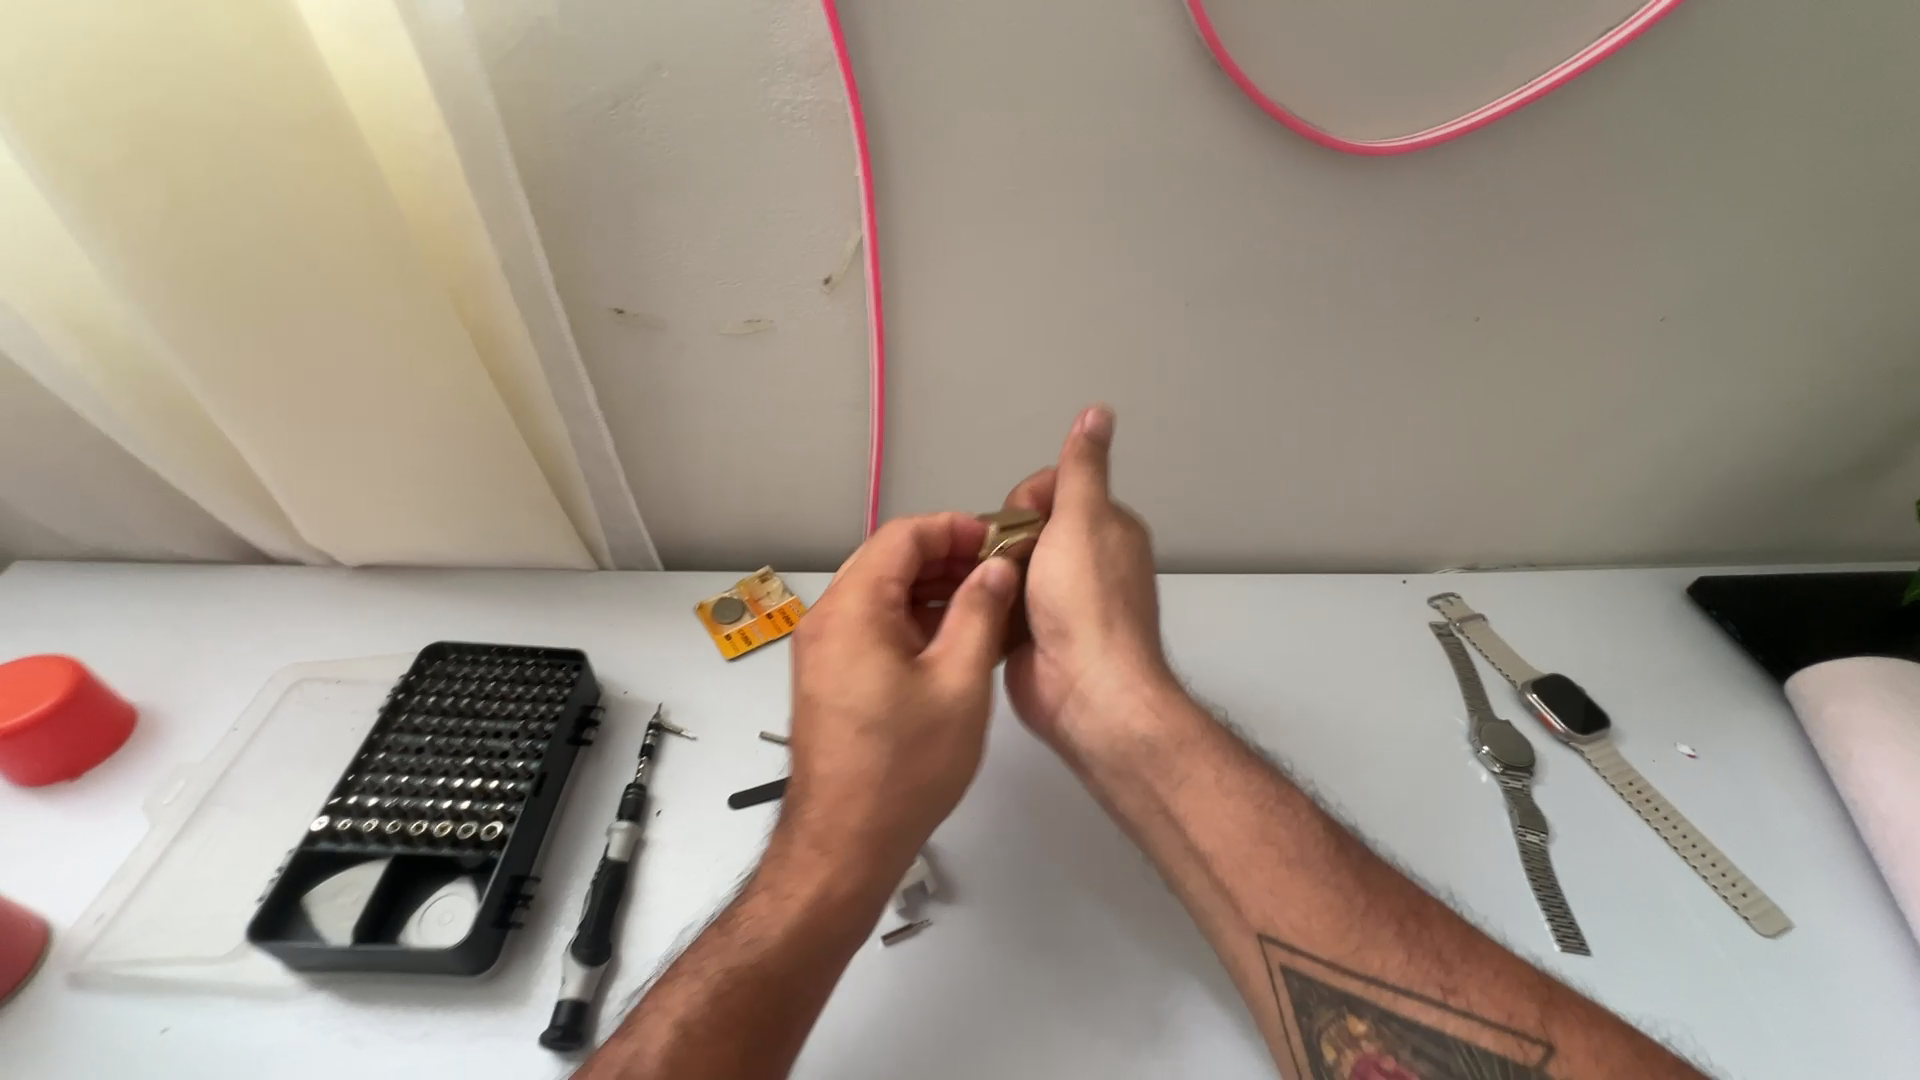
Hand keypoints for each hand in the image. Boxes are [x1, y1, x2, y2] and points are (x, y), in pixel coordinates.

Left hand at [781, 513, 1020, 871]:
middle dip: (944, 557)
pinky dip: (910, 619)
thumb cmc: (902, 769)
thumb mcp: (959, 682)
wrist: (845, 843)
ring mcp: (822, 649)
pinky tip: (951, 637)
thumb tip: (995, 569)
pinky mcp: (828, 675)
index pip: (902, 536)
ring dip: (929, 589)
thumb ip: (980, 612)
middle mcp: (827, 619)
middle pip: (886, 560)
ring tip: (981, 602)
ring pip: (879, 592)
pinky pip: (871, 626)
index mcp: (853, 609)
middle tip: (995, 571)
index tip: (995, 541)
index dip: (953, 529)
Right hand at [1000, 406, 1178, 760]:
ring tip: (986, 592)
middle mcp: (1086, 561)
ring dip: (990, 574)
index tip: (1020, 526)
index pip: (1050, 490)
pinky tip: (976, 612)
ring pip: (1007, 568)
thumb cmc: (1086, 604)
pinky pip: (1001, 604)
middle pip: (1023, 529)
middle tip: (1004, 567)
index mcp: (1106, 528)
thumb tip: (1099, 412)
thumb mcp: (1082, 519)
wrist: (1084, 693)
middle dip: (1001, 541)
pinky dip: (987, 604)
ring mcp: (1059, 601)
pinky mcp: (1035, 633)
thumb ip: (1082, 467)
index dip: (1025, 503)